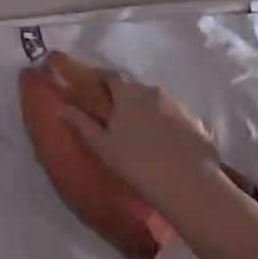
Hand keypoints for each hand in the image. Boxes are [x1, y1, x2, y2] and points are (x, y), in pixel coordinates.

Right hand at [60, 73, 233, 214]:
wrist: (186, 182)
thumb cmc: (136, 162)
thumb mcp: (103, 146)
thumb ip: (82, 124)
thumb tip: (62, 107)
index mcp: (128, 92)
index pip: (111, 76)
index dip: (101, 79)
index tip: (94, 88)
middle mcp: (153, 90)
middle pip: (135, 90)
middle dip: (126, 100)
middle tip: (119, 120)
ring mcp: (177, 103)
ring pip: (156, 102)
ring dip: (148, 112)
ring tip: (144, 136)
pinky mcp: (195, 120)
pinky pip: (175, 117)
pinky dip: (168, 125)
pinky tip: (167, 145)